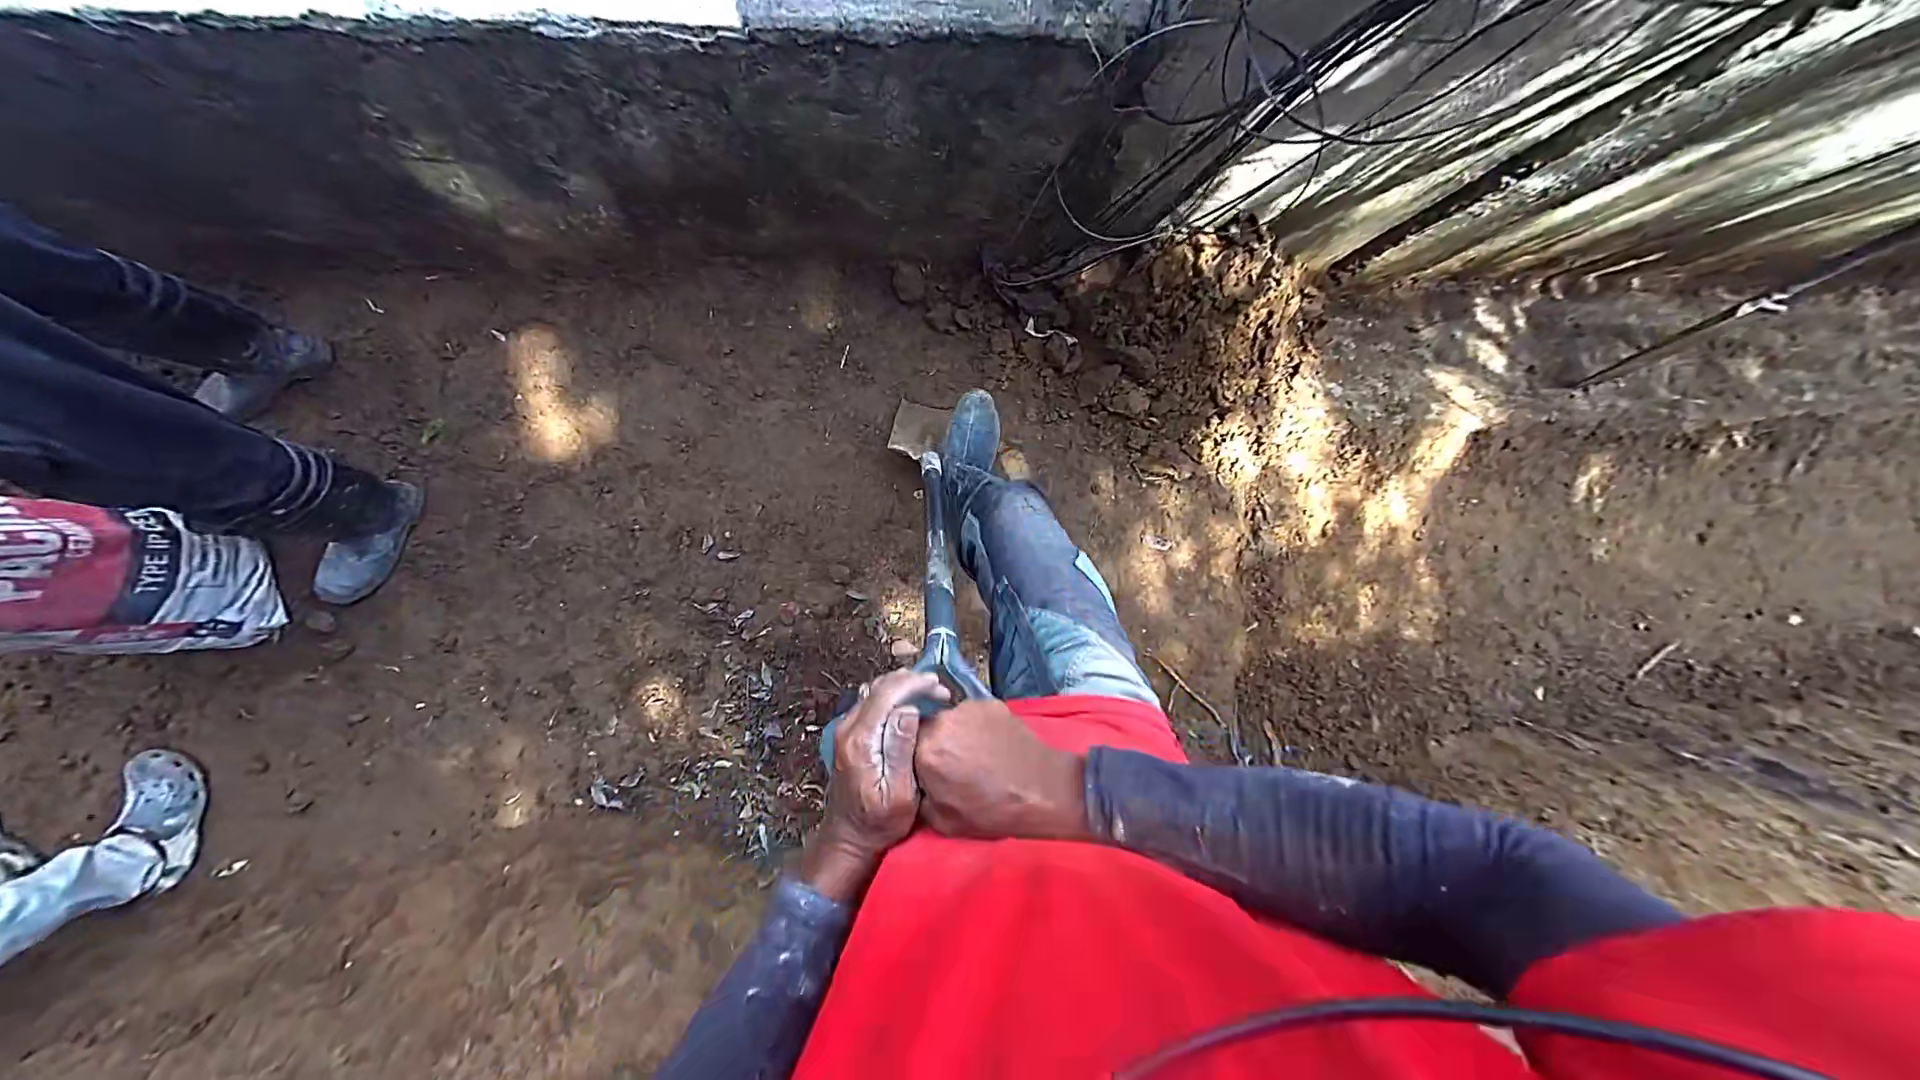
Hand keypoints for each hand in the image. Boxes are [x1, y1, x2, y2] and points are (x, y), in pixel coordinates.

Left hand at [799, 668, 947, 901]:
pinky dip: (894, 695)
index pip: (887, 694)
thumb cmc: (879, 822)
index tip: (940, 689)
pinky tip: (912, 704)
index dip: (915, 684)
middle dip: (912, 682)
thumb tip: (908, 710)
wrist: (849, 837)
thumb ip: (901, 749)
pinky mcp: (849, 733)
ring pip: (875, 691)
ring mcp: (845, 729)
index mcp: (860, 740)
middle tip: (940, 691)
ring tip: (931, 694)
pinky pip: (872, 702)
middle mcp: (848, 728)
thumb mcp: (899, 793)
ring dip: (904, 687)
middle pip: (880, 687)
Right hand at [914, 698, 1091, 841]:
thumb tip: (913, 781)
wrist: (1044, 790)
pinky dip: (975, 726)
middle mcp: (943, 721)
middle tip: (947, 762)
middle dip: (931, 742)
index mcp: (926, 750)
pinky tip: (988, 743)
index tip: (921, 769)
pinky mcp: (990, 702)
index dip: (910, 756)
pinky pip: (971, 713)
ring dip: (953, 732)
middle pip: (925, 725)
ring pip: (949, 718)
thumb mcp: (943, 820)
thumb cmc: (993, 811)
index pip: (901, 742)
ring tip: (972, 753)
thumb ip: (919, 795)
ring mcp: (969, 708)